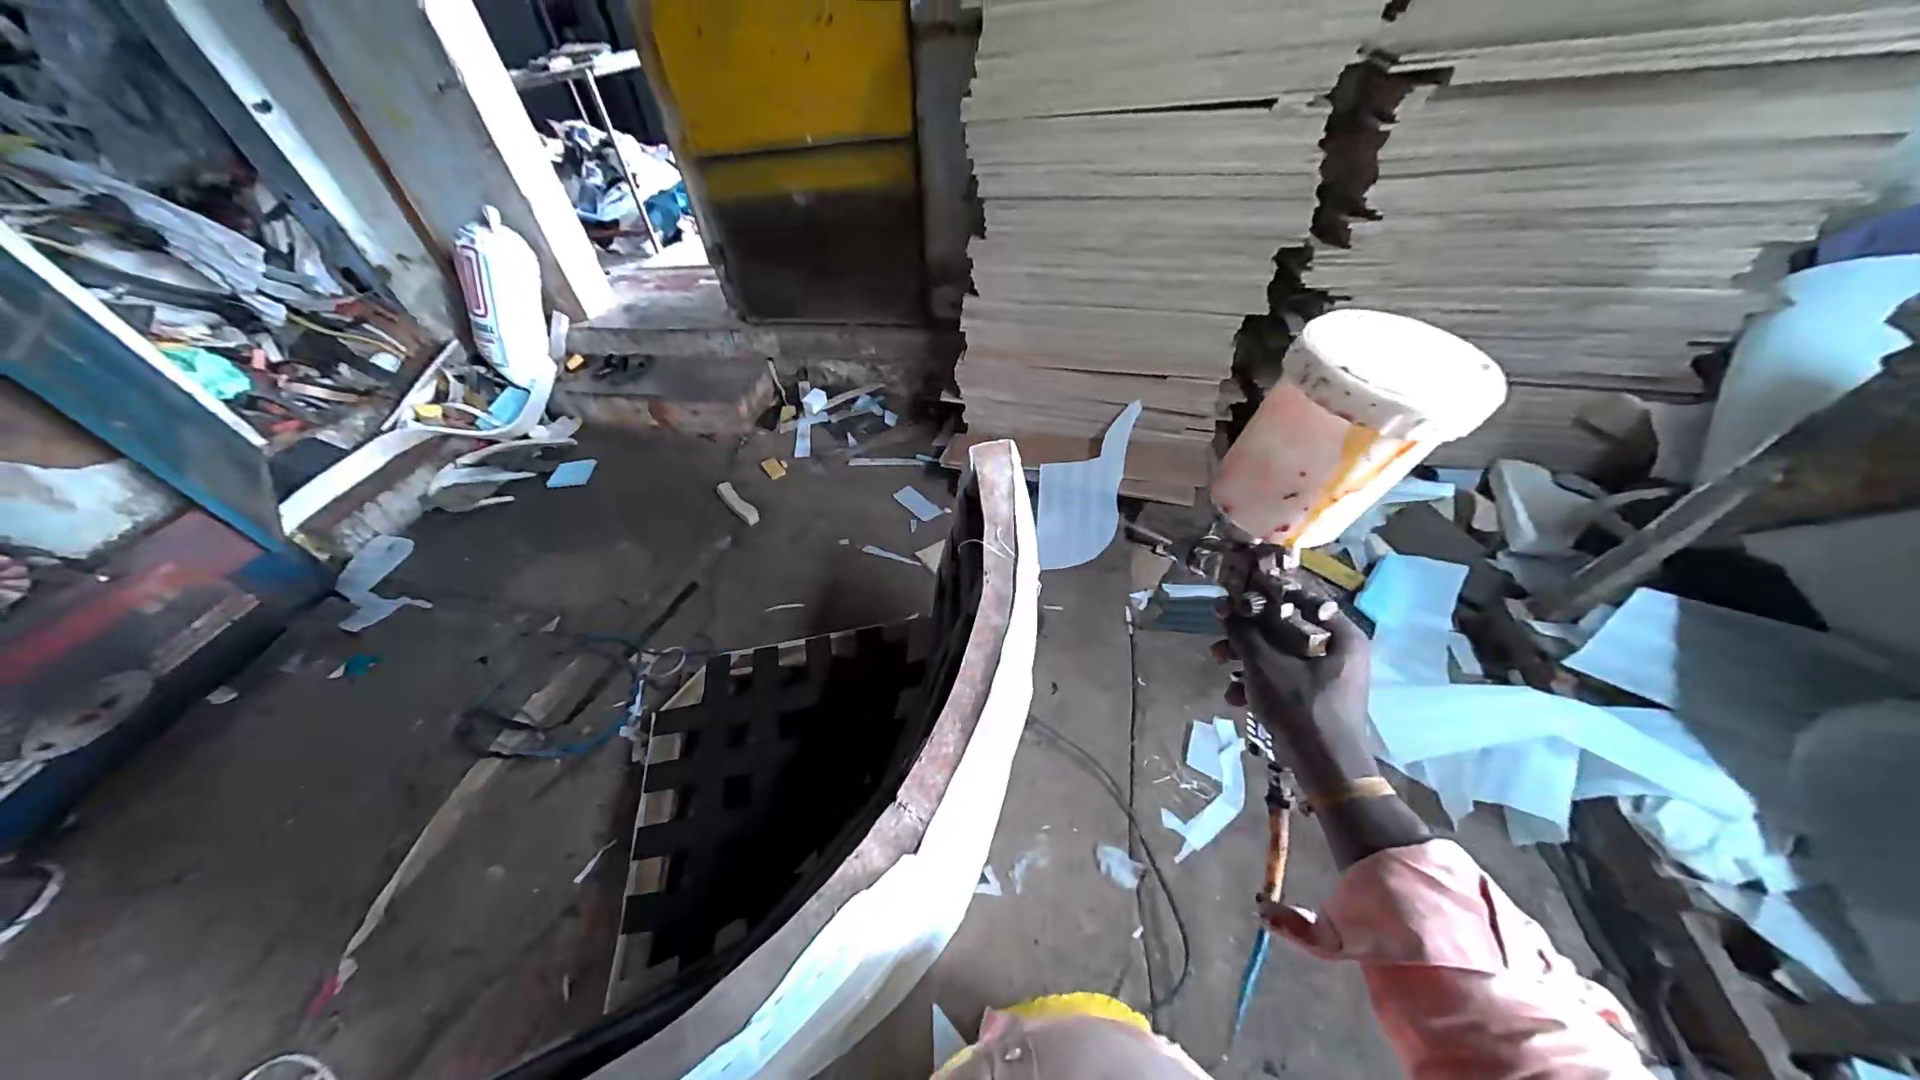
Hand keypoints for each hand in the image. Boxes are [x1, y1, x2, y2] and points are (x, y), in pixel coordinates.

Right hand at [1214, 602, 1376, 794]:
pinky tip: (1237, 697)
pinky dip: (1260, 683)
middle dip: (1247, 636)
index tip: (1236, 602)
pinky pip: (1285, 679)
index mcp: (1342, 635)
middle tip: (1221, 638)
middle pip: (1286, 629)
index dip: (1264, 598)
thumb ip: (1243, 632)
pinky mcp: (1318, 698)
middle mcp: (1341, 651)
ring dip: (1247, 660)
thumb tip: (1226, 607)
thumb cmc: (1301, 708)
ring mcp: (1330, 677)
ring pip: (1281, 655)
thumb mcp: (1264, 665)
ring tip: (1221, 667)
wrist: (1326, 769)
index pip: (1301, 599)